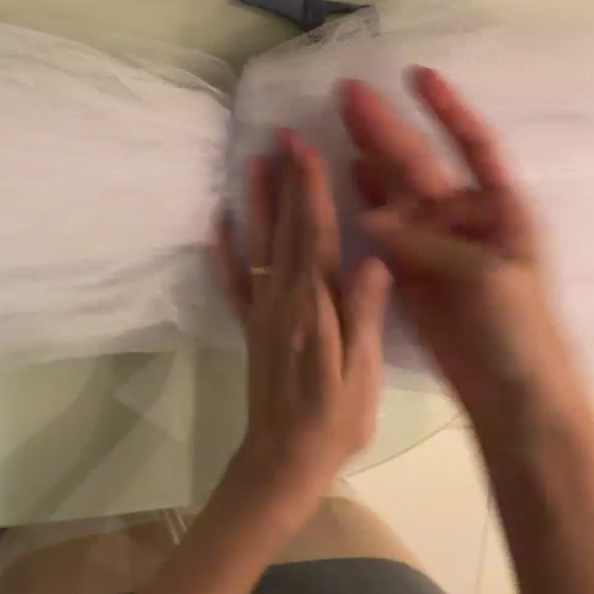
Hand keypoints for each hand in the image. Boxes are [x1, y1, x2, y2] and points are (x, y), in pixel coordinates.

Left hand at [212, 129, 390, 508]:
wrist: (283, 456)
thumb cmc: (335, 421)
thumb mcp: (362, 374)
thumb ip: (364, 314)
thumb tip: (373, 258)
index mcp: (315, 308)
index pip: (314, 236)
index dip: (310, 191)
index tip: (306, 149)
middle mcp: (281, 300)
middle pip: (284, 230)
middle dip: (286, 181)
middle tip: (281, 136)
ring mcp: (260, 311)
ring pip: (257, 245)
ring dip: (255, 203)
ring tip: (252, 163)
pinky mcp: (249, 325)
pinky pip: (233, 280)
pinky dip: (225, 248)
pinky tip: (220, 220)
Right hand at [339, 68, 586, 426]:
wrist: (515, 394)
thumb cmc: (518, 331)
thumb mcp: (485, 277)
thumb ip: (428, 241)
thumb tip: (367, 216)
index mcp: (501, 209)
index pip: (474, 145)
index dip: (448, 109)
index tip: (418, 74)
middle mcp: (466, 218)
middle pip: (420, 163)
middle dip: (386, 127)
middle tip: (346, 91)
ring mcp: (436, 244)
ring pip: (395, 190)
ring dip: (368, 157)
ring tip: (335, 124)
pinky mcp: (411, 271)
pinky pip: (383, 228)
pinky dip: (364, 202)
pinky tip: (345, 178)